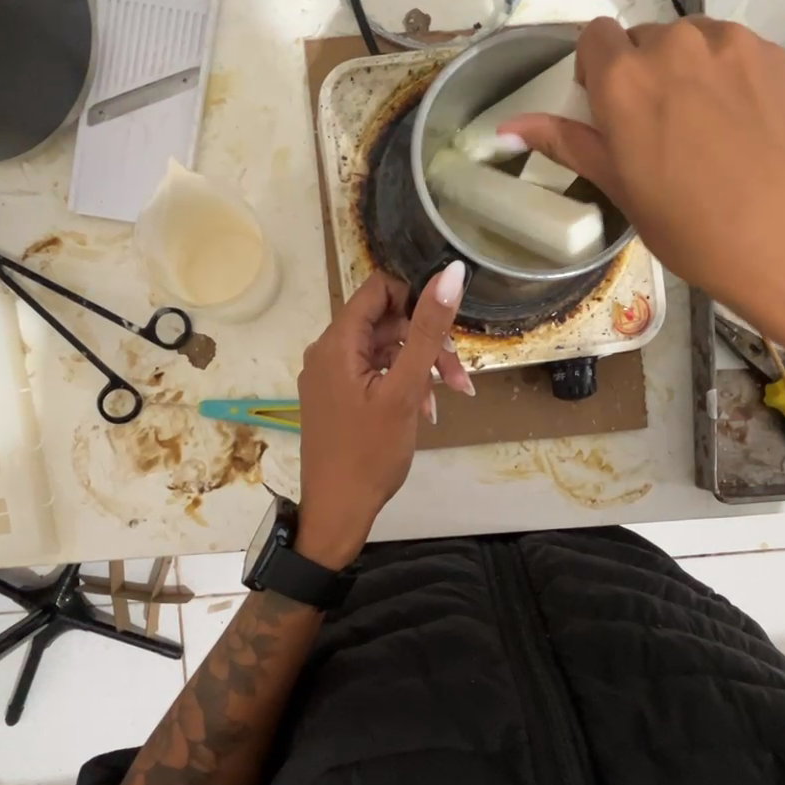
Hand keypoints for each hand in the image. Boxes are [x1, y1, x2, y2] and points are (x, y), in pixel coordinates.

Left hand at [295, 264, 471, 567]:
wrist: (337, 511)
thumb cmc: (370, 452)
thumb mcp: (405, 389)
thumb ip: (428, 330)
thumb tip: (452, 272)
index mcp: (337, 343)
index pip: (378, 289)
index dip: (415, 301)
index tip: (443, 331)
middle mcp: (327, 352)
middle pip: (385, 324)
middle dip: (425, 344)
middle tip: (457, 378)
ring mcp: (330, 377)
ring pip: (383, 352)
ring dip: (418, 369)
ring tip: (444, 400)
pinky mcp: (337, 399)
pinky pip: (373, 376)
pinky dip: (400, 386)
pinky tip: (424, 412)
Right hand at [500, 16, 784, 316]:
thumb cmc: (688, 227)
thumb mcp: (618, 187)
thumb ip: (565, 143)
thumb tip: (507, 127)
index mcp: (625, 80)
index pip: (594, 37)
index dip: (596, 71)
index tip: (608, 110)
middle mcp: (674, 44)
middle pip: (643, 39)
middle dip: (641, 74)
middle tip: (655, 130)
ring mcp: (729, 44)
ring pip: (689, 40)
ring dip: (683, 70)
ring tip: (700, 128)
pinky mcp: (771, 54)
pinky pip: (731, 50)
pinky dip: (724, 75)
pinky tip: (736, 125)